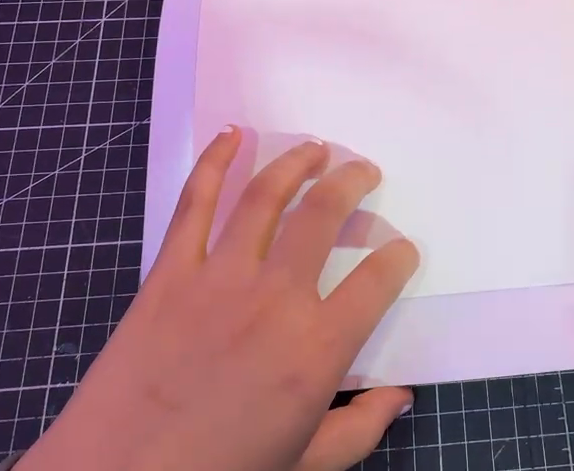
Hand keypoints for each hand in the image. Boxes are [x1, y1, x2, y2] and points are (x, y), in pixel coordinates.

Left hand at [18, 128, 419, 470]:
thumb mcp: (304, 466)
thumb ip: (360, 429)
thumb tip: (401, 395)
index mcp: (316, 350)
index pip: (377, 282)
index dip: (399, 257)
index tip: (402, 248)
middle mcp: (275, 298)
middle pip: (325, 215)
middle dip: (354, 182)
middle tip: (366, 171)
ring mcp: (220, 276)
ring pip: (267, 195)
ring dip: (297, 161)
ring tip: (317, 148)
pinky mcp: (171, 270)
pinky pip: (196, 203)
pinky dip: (216, 161)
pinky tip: (234, 135)